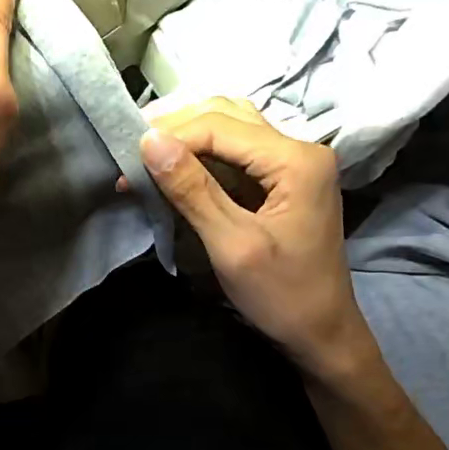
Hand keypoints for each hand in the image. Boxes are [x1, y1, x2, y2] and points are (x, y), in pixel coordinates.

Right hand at [140, 98, 375, 378]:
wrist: (322, 334)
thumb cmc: (281, 296)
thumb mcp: (231, 245)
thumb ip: (192, 190)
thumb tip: (148, 140)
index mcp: (296, 160)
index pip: (220, 126)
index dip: (171, 137)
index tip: (126, 159)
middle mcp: (299, 148)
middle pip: (227, 115)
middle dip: (176, 130)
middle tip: (132, 154)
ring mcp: (293, 163)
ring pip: (231, 128)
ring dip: (188, 138)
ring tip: (148, 158)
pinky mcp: (283, 180)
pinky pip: (237, 152)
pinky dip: (203, 157)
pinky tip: (175, 169)